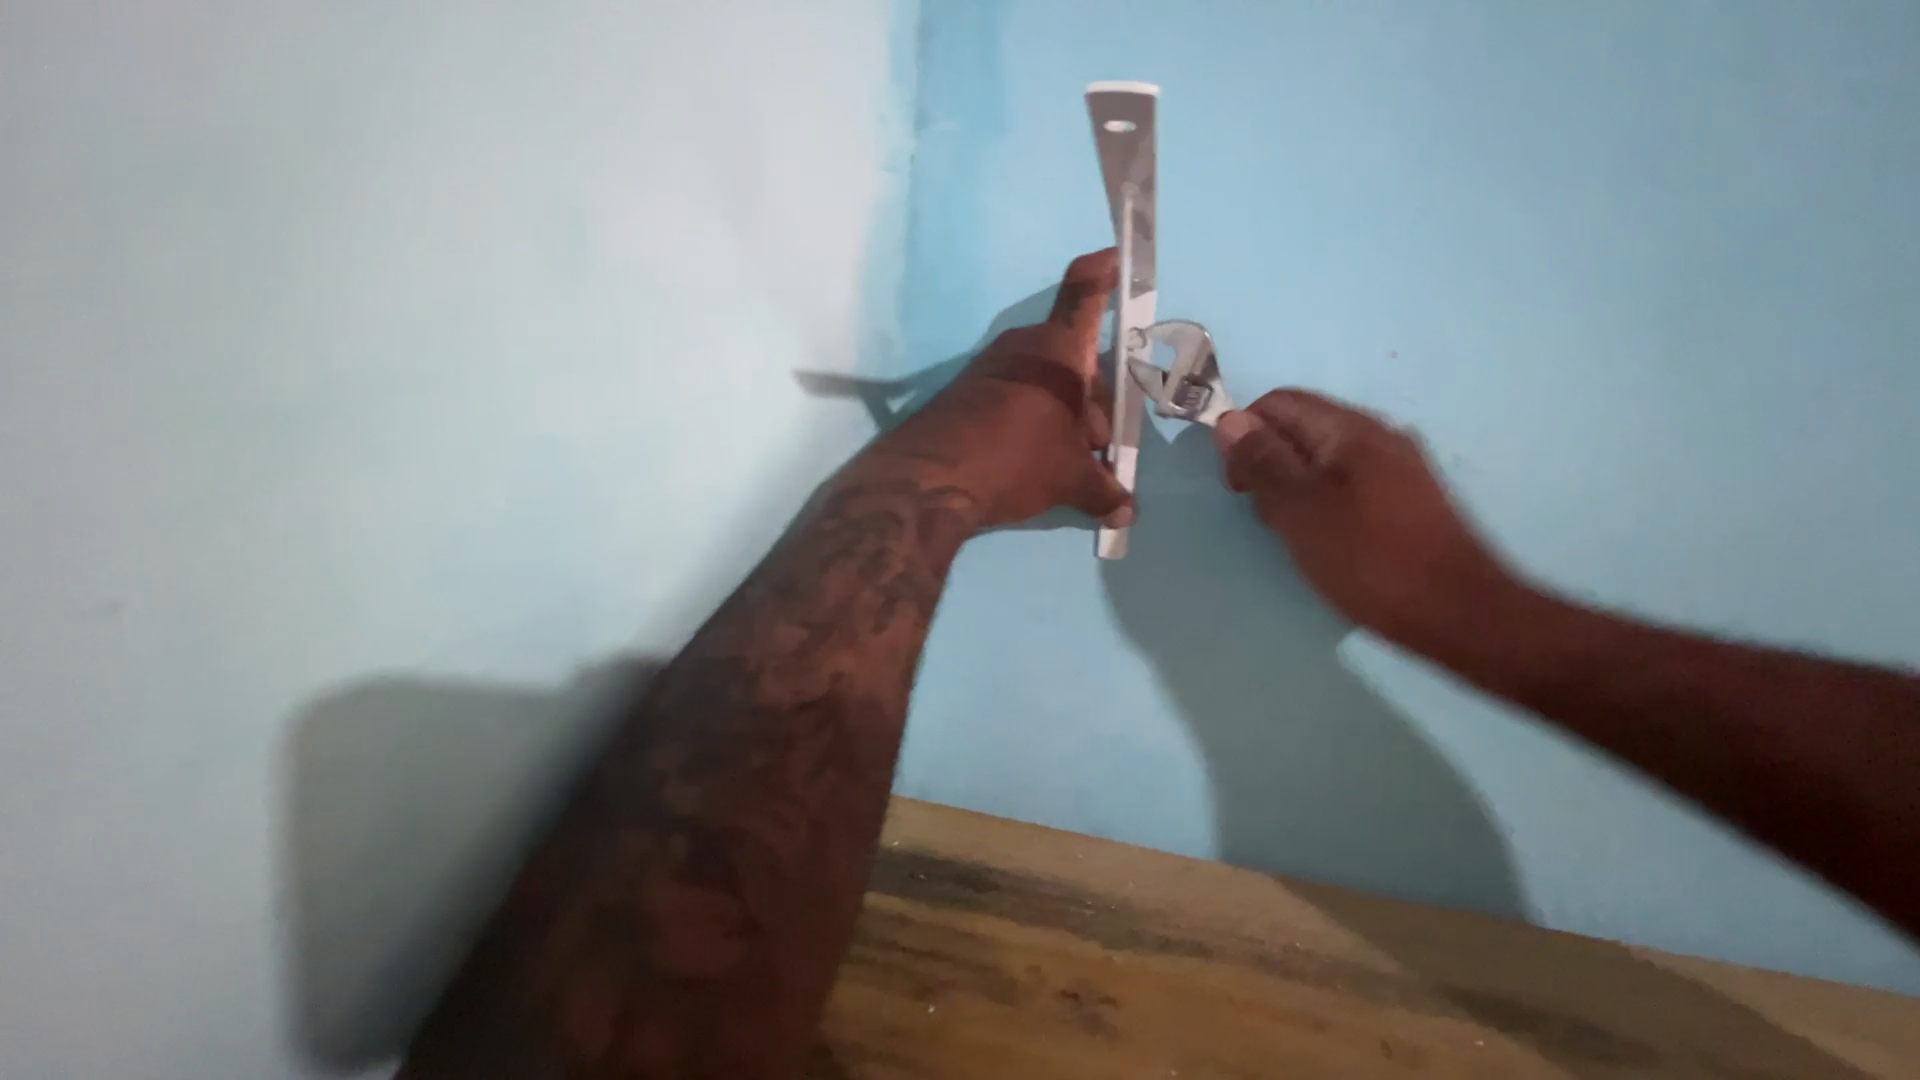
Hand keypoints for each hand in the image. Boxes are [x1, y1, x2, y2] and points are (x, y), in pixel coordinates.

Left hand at [869, 249, 1132, 528]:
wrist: (929, 480)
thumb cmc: (1015, 459)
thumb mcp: (1069, 478)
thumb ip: (1104, 490)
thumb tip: (1127, 511)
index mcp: (1059, 349)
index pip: (1085, 290)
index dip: (1104, 270)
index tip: (1117, 258)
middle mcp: (1024, 348)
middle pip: (1075, 359)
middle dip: (1095, 401)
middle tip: (1102, 448)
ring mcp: (990, 369)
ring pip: (1046, 384)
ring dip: (1066, 419)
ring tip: (1072, 468)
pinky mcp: (966, 394)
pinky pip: (1017, 399)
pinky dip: (1034, 424)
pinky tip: (1037, 466)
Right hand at [1213, 390, 1517, 648]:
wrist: (1456, 613)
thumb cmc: (1369, 560)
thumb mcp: (1300, 510)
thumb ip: (1263, 462)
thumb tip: (1229, 420)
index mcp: (1351, 429)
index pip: (1278, 403)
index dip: (1244, 434)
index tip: (1237, 486)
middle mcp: (1378, 435)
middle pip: (1299, 427)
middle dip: (1266, 462)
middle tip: (1264, 515)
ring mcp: (1396, 466)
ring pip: (1320, 457)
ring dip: (1290, 485)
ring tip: (1290, 531)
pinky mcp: (1404, 498)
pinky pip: (1344, 481)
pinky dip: (1318, 500)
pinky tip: (1321, 537)